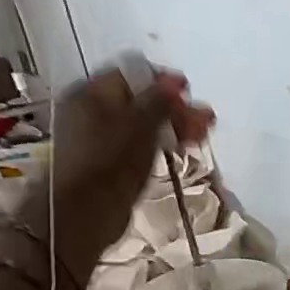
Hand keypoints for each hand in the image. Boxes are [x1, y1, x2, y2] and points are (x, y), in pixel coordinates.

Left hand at [22, 65, 214, 281]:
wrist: (85, 215)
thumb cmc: (110, 163)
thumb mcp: (140, 124)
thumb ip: (159, 100)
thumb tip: (174, 82)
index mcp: (91, 92)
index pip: (133, 74)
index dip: (164, 82)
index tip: (190, 95)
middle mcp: (90, 111)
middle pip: (139, 101)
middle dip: (174, 109)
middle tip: (204, 122)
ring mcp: (97, 140)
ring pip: (140, 125)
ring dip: (171, 128)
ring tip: (199, 139)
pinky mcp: (107, 166)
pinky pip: (136, 146)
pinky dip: (157, 146)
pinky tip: (177, 152)